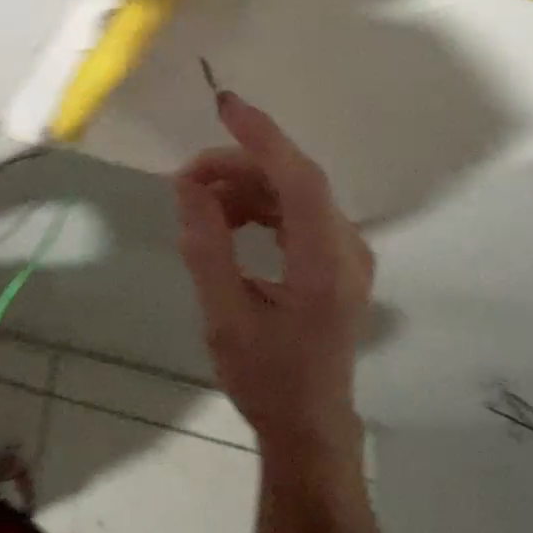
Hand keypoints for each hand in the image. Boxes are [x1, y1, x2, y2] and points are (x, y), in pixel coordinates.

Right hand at [173, 91, 374, 448]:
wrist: (308, 427)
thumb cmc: (265, 377)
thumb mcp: (224, 315)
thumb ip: (207, 246)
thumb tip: (188, 186)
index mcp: (325, 265)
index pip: (300, 180)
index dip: (262, 137)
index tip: (223, 105)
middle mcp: (347, 250)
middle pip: (294, 181)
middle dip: (237, 168)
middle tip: (184, 181)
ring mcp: (347, 254)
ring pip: (294, 193)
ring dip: (244, 187)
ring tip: (197, 205)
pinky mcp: (336, 261)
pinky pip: (295, 213)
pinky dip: (257, 206)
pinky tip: (224, 222)